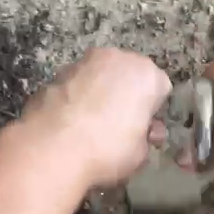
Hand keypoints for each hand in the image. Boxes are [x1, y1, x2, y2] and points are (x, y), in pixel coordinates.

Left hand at [16, 48, 171, 186]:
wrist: (53, 148)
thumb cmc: (107, 150)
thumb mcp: (139, 154)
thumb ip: (145, 138)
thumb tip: (143, 134)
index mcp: (146, 74)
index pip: (161, 90)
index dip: (153, 113)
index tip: (144, 132)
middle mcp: (117, 58)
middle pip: (129, 77)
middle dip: (127, 98)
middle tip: (119, 129)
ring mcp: (83, 62)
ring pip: (101, 78)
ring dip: (101, 96)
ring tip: (91, 128)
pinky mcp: (57, 74)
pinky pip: (77, 86)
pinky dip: (78, 99)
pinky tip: (71, 125)